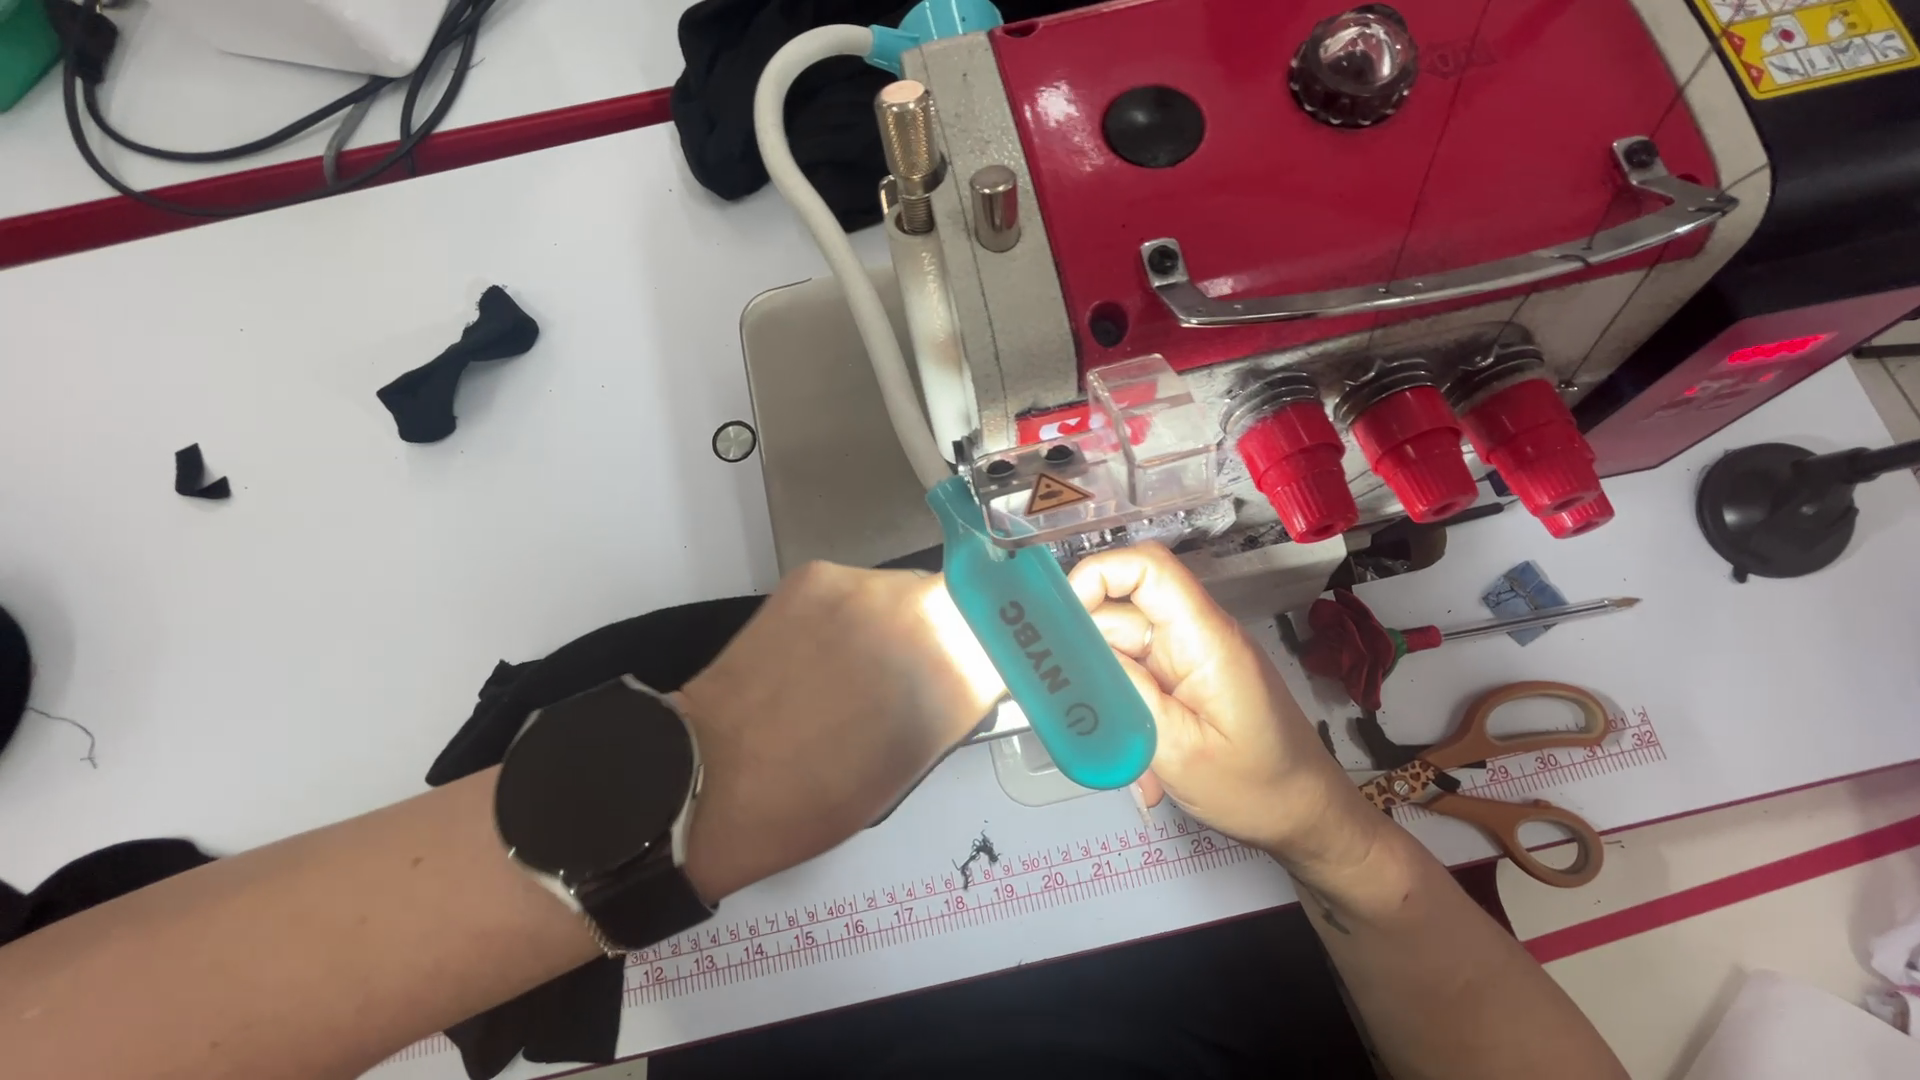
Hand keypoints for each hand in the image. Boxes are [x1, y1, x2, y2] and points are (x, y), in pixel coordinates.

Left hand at [676, 562, 1002, 902]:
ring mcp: (865, 585)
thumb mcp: (910, 763)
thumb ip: (952, 703)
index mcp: (958, 675)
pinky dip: (854, 613)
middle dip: (953, 632)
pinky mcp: (816, 573)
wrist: (710, 779)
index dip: (1012, 644)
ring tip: (858, 667)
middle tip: (921, 671)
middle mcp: (922, 614)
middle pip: (964, 604)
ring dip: (900, 621)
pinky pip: (859, 588)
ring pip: (909, 592)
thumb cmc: (818, 800)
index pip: (1016, 635)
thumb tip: (966, 671)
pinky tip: (823, 651)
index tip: (1001, 657)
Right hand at [1069, 544, 1382, 874]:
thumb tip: (1077, 653)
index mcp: (1204, 638)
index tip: (1057, 618)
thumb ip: (1125, 697)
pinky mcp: (1185, 681)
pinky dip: (1120, 708)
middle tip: (1058, 698)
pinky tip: (1126, 752)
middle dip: (1084, 652)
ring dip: (1102, 691)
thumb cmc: (1256, 788)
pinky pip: (1137, 677)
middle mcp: (1193, 636)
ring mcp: (1188, 658)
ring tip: (1101, 741)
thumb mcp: (1179, 751)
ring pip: (1121, 650)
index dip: (1097, 575)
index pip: (1148, 568)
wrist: (1307, 817)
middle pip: (1122, 611)